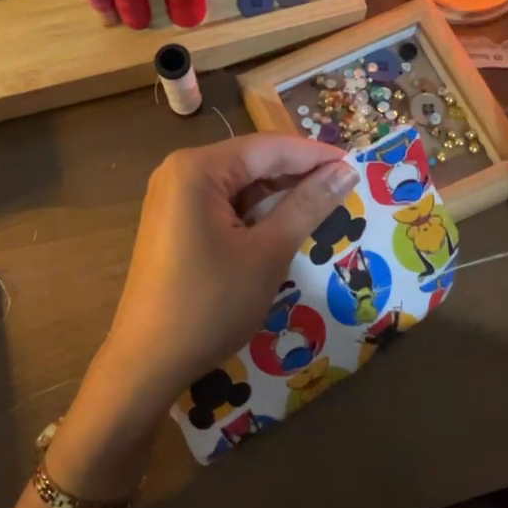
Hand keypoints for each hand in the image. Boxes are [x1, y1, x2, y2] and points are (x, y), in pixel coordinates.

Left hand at [51, 136, 353, 495]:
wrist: (148, 361)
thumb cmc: (210, 304)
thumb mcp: (267, 253)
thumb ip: (307, 205)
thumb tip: (346, 170)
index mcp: (197, 168)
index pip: (268, 147)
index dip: (315, 155)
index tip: (359, 164)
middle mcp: (178, 172)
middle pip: (251, 162)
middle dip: (297, 175)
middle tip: (347, 189)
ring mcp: (171, 198)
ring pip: (238, 185)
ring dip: (277, 197)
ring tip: (323, 210)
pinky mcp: (172, 224)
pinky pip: (221, 206)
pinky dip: (253, 215)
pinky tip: (283, 229)